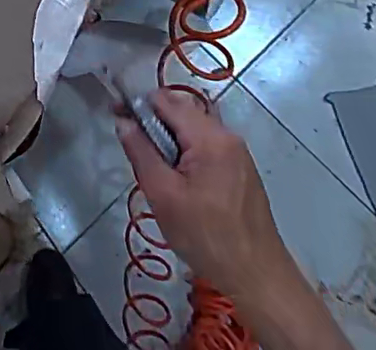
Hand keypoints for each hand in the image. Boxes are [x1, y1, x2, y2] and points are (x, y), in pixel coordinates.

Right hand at [115, 89, 300, 302]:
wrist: (256, 275)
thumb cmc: (206, 236)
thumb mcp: (164, 196)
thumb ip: (141, 153)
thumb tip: (123, 121)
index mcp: (210, 136)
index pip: (167, 101)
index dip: (139, 106)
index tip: (118, 118)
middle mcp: (227, 134)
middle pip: (182, 112)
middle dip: (156, 125)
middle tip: (138, 157)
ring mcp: (238, 150)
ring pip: (195, 130)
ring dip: (172, 141)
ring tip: (159, 175)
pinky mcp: (241, 167)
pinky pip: (208, 146)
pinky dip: (189, 153)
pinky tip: (182, 185)